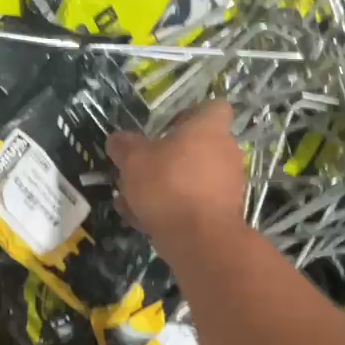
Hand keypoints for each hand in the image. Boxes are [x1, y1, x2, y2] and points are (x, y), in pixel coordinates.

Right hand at [107, 99, 247, 261]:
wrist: (198, 237)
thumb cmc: (167, 184)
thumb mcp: (133, 160)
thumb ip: (124, 147)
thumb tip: (117, 139)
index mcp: (209, 128)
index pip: (212, 107)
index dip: (189, 116)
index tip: (166, 131)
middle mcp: (225, 151)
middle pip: (197, 148)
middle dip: (168, 160)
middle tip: (141, 172)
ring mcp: (227, 184)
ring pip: (191, 180)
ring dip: (165, 188)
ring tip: (133, 203)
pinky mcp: (222, 213)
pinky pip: (192, 205)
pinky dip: (172, 210)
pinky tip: (144, 222)